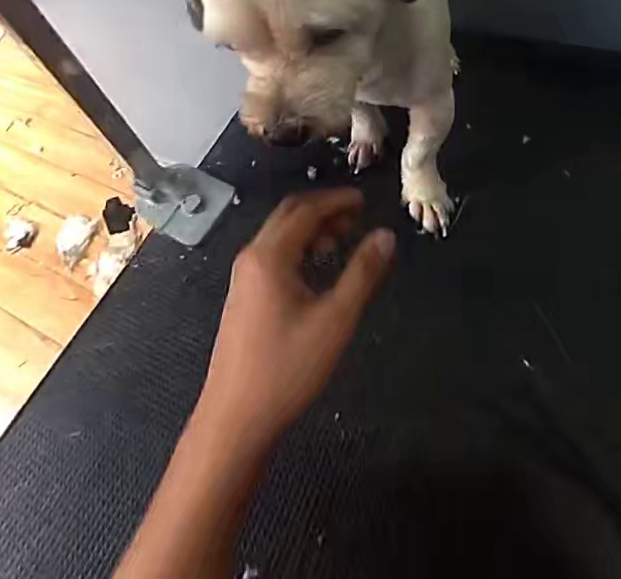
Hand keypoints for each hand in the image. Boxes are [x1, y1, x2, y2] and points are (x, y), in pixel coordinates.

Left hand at [192, 188, 394, 452]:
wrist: (234, 421)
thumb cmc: (287, 368)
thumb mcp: (336, 319)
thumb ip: (363, 272)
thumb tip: (386, 235)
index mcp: (269, 256)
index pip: (306, 210)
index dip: (337, 200)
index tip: (365, 200)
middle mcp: (252, 258)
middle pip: (289, 216)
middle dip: (324, 210)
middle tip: (357, 217)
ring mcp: (244, 278)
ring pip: (280, 236)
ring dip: (312, 230)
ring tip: (344, 242)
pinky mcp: (244, 297)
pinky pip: (274, 255)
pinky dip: (300, 249)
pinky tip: (319, 270)